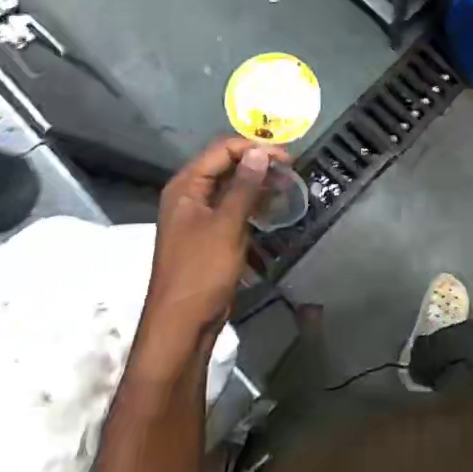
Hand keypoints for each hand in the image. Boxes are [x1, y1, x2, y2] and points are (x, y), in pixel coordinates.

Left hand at [141, 136, 284, 351]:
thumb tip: (260, 152)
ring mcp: (198, 216)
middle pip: (225, 166)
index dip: (254, 148)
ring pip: (230, 188)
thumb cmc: (201, 271)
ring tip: (286, 188)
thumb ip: (244, 186)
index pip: (221, 150)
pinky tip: (272, 209)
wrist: (182, 324)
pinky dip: (251, 206)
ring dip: (257, 185)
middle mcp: (188, 195)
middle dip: (257, 164)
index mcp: (185, 186)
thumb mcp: (226, 225)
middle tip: (290, 172)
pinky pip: (231, 210)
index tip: (287, 158)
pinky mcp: (208, 235)